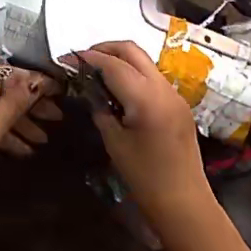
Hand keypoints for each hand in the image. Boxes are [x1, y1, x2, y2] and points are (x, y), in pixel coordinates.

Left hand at [0, 64, 62, 188]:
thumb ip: (15, 100)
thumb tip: (35, 78)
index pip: (8, 72)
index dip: (34, 80)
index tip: (61, 90)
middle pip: (4, 92)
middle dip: (31, 104)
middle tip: (58, 118)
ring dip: (22, 124)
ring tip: (45, 140)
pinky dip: (8, 138)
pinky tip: (25, 152)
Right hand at [66, 42, 209, 216]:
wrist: (184, 202)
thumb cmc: (144, 177)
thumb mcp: (113, 141)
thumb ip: (101, 109)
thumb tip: (91, 90)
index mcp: (146, 98)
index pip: (113, 64)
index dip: (88, 58)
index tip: (66, 59)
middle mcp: (163, 88)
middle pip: (132, 50)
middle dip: (105, 49)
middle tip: (82, 60)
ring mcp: (175, 94)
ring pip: (144, 61)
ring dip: (120, 60)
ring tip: (97, 73)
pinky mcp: (179, 103)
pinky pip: (153, 76)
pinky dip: (133, 73)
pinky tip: (118, 89)